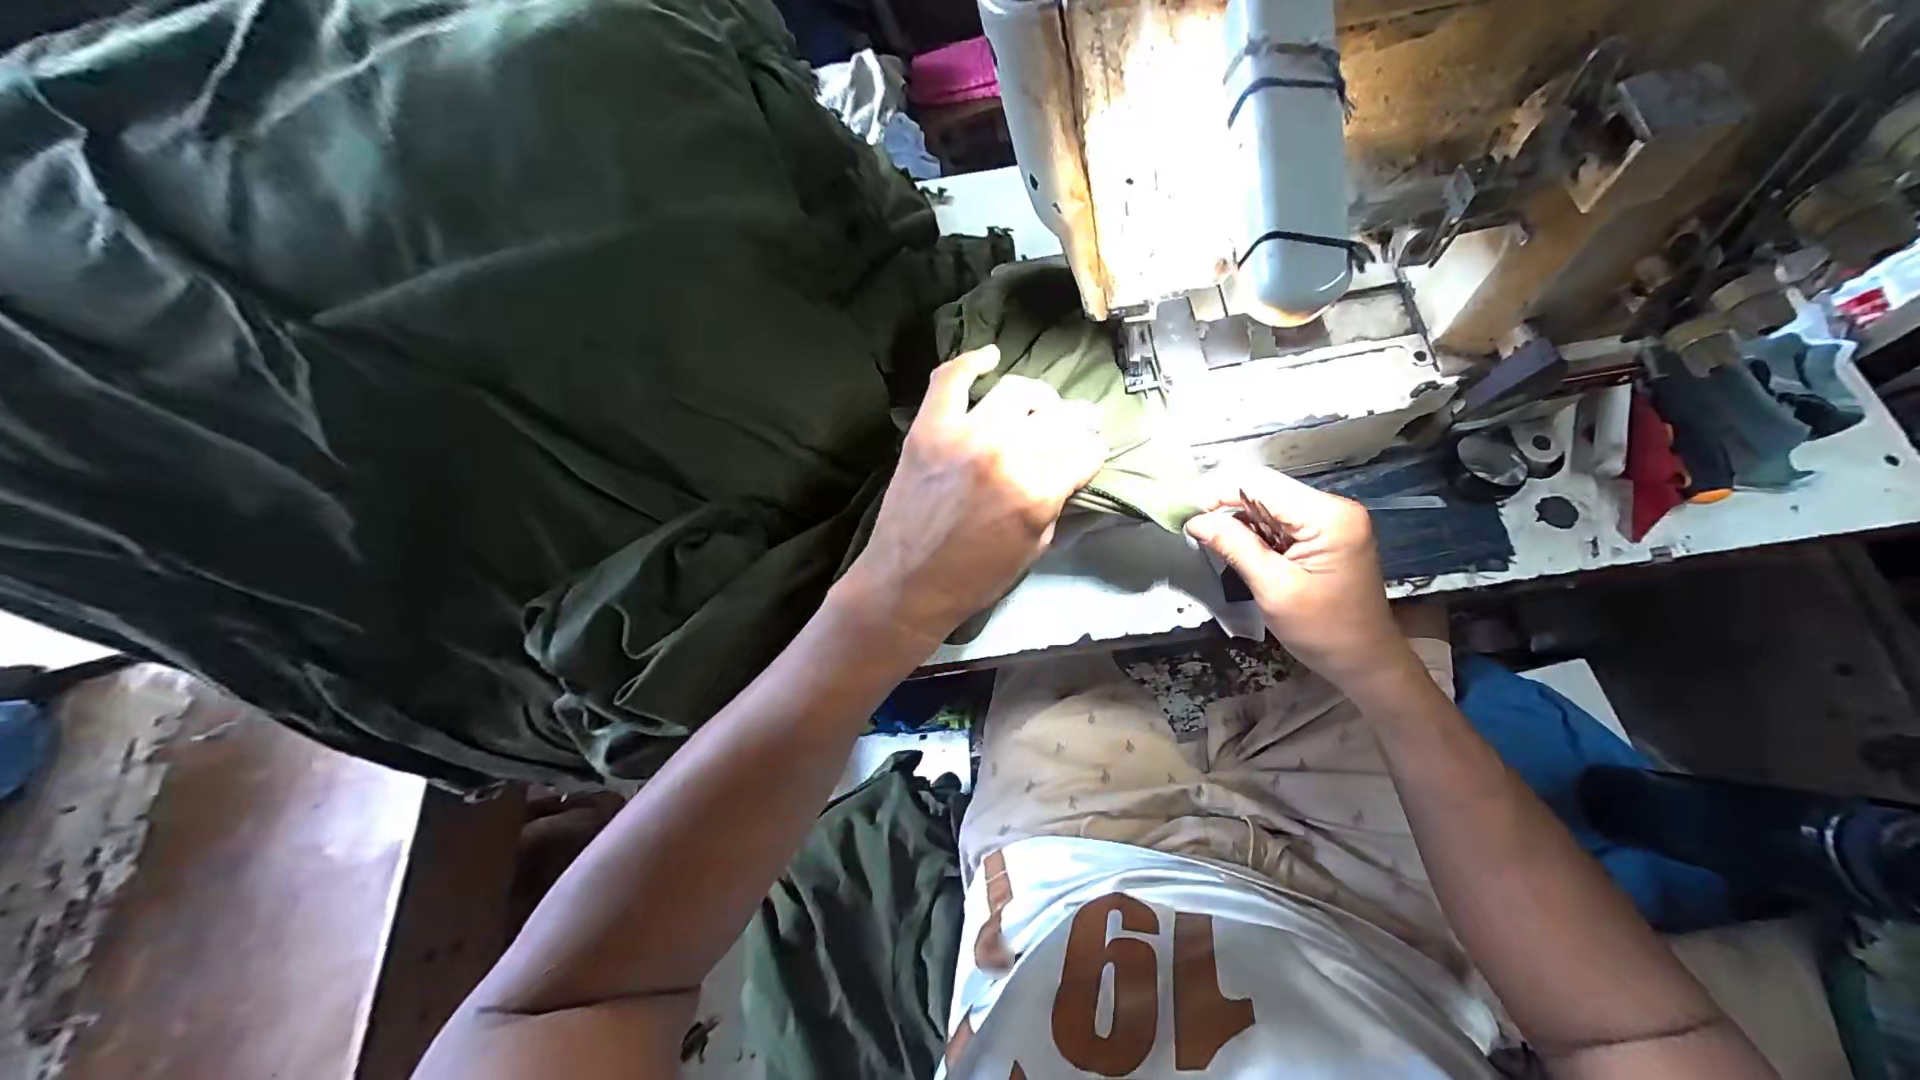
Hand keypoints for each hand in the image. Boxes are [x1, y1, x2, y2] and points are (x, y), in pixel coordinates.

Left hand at [835, 346, 1105, 646]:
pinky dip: (972, 362)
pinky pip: (952, 378)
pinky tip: (989, 358)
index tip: (1089, 450)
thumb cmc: (976, 577)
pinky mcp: (929, 428)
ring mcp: (964, 434)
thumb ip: (1056, 499)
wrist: (907, 583)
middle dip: (1074, 422)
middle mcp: (1006, 453)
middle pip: (1058, 415)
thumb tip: (1071, 466)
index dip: (1093, 449)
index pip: (1086, 448)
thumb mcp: (1035, 546)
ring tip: (1035, 408)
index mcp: (1037, 490)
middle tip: (1070, 427)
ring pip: (1016, 390)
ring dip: (1035, 398)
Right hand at [1184, 466, 1417, 694]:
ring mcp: (1329, 520)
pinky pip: (1278, 521)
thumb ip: (1234, 547)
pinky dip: (1254, 533)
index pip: (1261, 484)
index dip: (1219, 494)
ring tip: (1213, 542)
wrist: (1364, 660)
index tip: (1187, 514)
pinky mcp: (1323, 534)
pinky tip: (1239, 550)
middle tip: (1194, 529)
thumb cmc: (1323, 630)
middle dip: (1226, 508)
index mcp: (1328, 516)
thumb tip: (1195, 521)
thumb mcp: (1272, 588)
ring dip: (1239, 522)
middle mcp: (1332, 508)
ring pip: (1268, 505)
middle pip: (1265, 490)